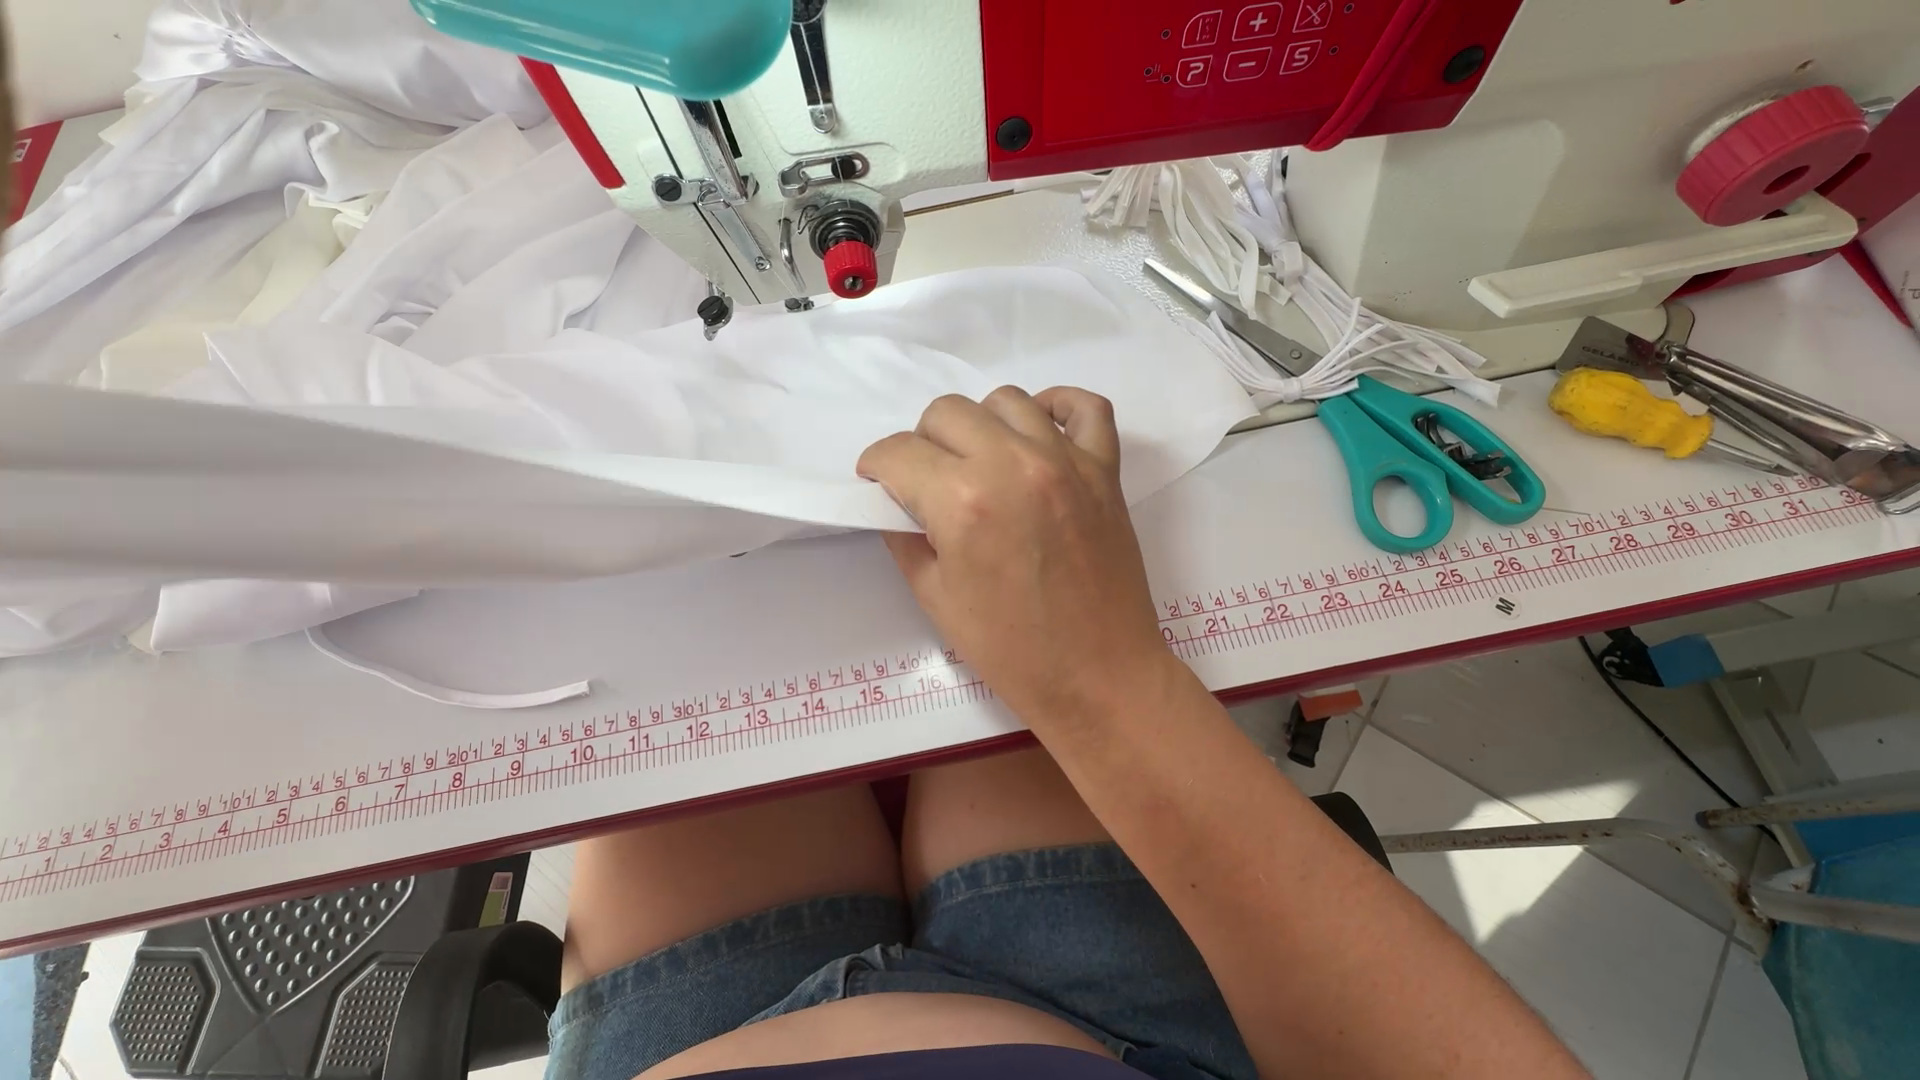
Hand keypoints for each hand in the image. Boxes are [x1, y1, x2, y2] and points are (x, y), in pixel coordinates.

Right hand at [857, 386, 1176, 734]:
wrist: (1098, 676)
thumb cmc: (1011, 650)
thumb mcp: (934, 598)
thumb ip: (905, 534)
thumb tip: (897, 498)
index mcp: (963, 501)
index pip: (898, 452)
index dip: (877, 468)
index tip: (880, 484)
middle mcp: (1013, 465)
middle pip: (946, 412)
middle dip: (923, 445)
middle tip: (929, 484)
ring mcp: (1066, 460)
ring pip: (1005, 400)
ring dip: (980, 426)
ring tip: (982, 465)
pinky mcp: (1105, 469)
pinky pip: (1085, 406)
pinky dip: (1057, 408)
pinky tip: (1039, 435)